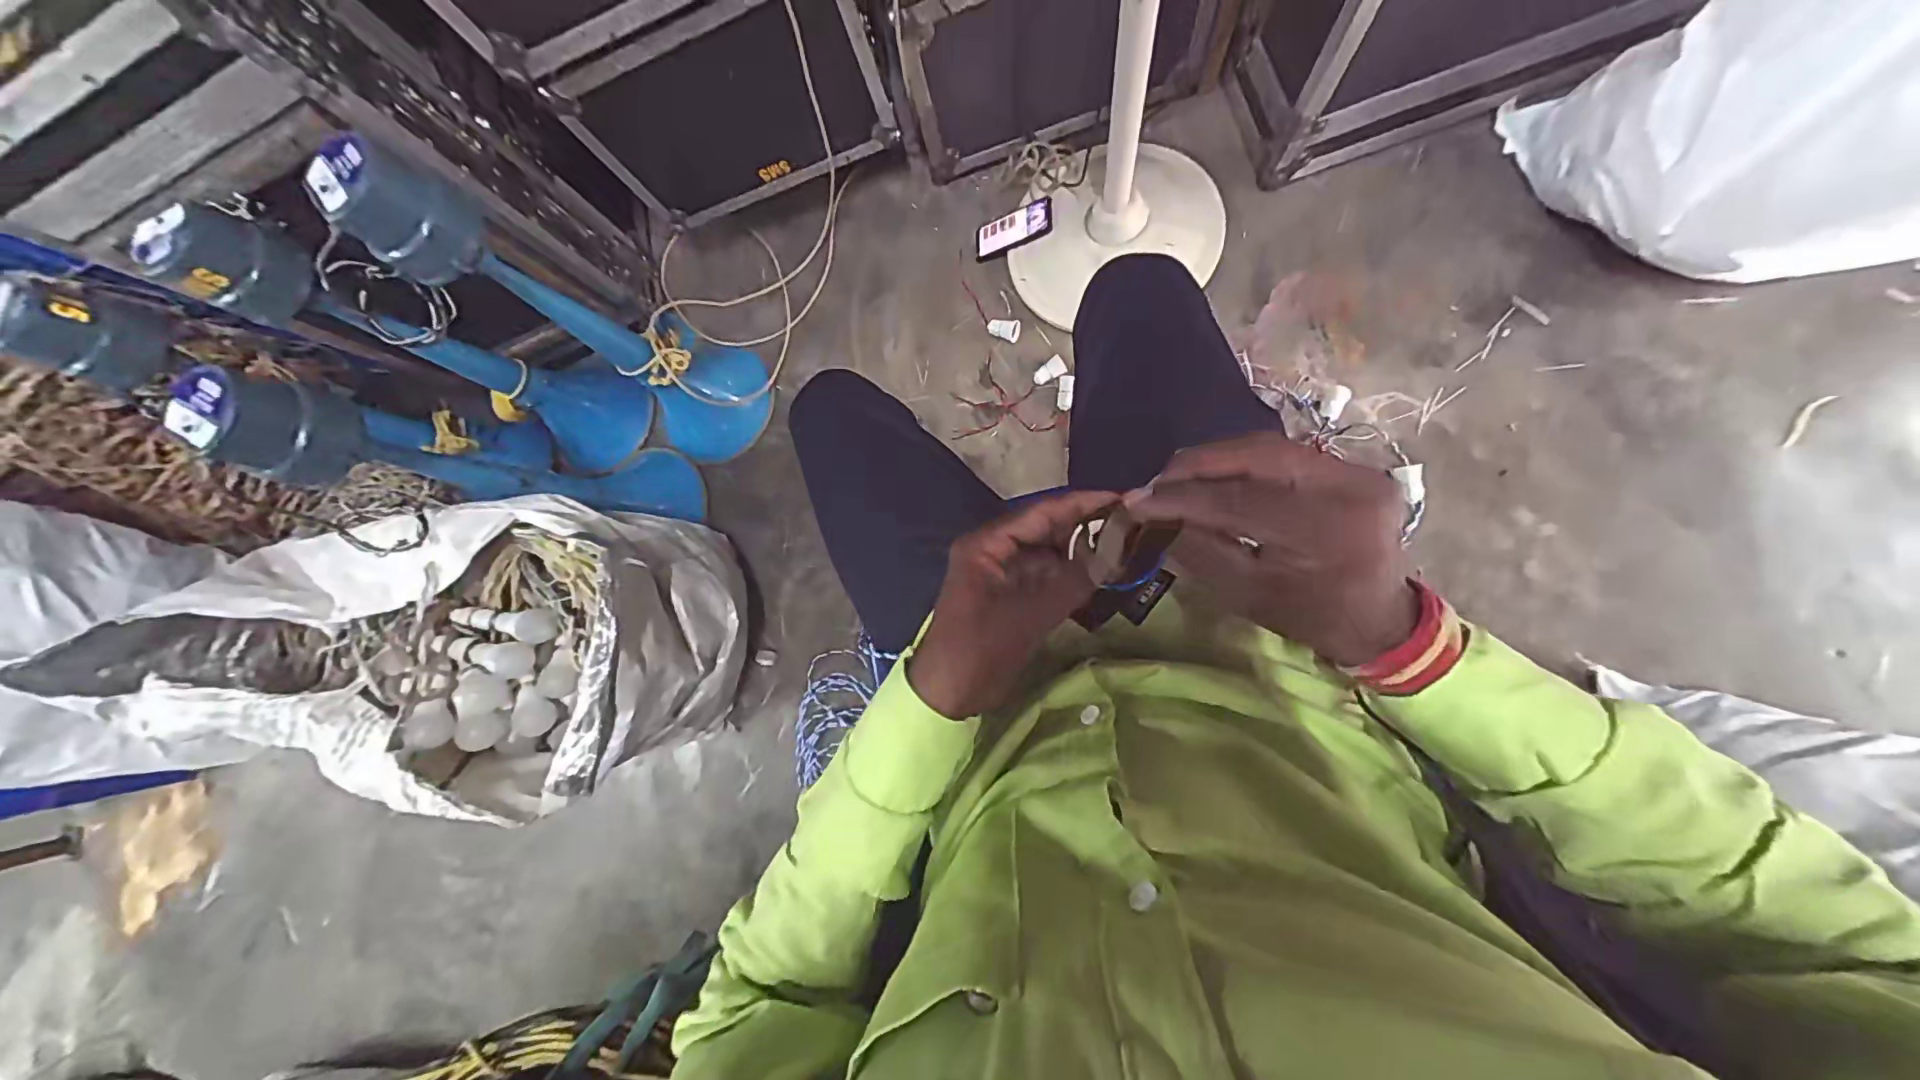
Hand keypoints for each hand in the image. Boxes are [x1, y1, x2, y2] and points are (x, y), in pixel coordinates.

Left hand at [909, 490, 1120, 718]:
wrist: (947, 693)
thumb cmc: (978, 649)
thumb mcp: (1028, 615)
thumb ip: (1072, 582)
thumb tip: (1115, 555)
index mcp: (987, 544)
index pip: (1040, 512)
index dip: (1082, 503)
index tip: (1122, 497)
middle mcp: (993, 550)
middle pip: (1045, 528)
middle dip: (1085, 525)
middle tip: (1131, 522)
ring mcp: (1001, 572)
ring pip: (1047, 551)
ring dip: (1080, 550)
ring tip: (1124, 545)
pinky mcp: (1009, 594)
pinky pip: (1044, 574)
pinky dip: (1069, 573)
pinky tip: (1100, 574)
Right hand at [1126, 432, 1418, 665]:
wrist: (1380, 620)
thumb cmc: (1311, 617)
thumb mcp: (1247, 594)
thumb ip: (1200, 550)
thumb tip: (1154, 515)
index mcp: (1325, 530)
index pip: (1239, 499)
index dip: (1182, 497)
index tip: (1137, 502)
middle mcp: (1350, 487)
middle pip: (1258, 454)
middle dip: (1197, 464)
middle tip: (1155, 481)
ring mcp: (1359, 470)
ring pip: (1270, 447)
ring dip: (1216, 459)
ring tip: (1176, 478)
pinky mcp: (1354, 467)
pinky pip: (1285, 454)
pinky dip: (1242, 461)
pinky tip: (1214, 476)